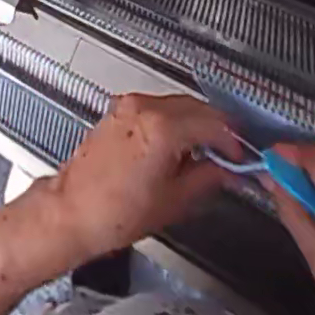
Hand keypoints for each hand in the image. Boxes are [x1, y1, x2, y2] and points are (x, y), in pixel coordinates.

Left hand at [35, 93, 239, 263]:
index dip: (232, 141)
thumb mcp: (174, 201)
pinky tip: (179, 144)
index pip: (212, 124)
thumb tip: (225, 169)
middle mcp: (145, 108)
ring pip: (177, 103)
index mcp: (162, 128)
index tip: (241, 155)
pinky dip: (174, 120)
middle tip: (230, 151)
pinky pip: (157, 106)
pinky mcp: (119, 110)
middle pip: (196, 106)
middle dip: (217, 127)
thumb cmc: (113, 211)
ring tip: (206, 151)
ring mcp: (129, 105)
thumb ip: (207, 178)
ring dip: (196, 121)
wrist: (73, 210)